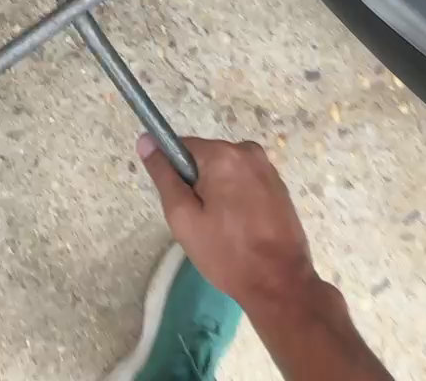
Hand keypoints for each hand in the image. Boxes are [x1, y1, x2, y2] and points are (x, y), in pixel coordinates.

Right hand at [137, 135, 321, 311]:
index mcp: (222, 154)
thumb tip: (145, 140)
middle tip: (201, 221)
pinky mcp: (279, 185)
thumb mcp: (183, 217)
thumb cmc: (226, 252)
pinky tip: (242, 227)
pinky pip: (245, 181)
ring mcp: (267, 167)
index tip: (183, 204)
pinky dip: (238, 198)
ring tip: (223, 228)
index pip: (182, 147)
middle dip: (198, 184)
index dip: (176, 174)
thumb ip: (163, 175)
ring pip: (225, 171)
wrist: (280, 285)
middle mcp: (247, 151)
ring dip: (219, 191)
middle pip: (206, 158)